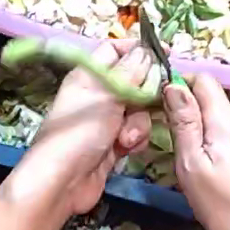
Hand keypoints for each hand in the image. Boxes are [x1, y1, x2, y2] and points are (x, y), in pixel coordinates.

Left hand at [16, 40, 155, 216]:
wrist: (64, 180)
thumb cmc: (81, 130)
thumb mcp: (107, 94)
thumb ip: (131, 71)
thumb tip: (146, 50)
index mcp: (90, 74)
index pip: (115, 49)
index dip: (138, 49)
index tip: (165, 52)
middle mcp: (98, 93)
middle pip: (135, 81)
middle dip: (146, 92)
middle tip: (152, 99)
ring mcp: (107, 119)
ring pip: (140, 109)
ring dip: (138, 122)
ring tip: (125, 137)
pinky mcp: (115, 143)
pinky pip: (137, 132)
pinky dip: (135, 139)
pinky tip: (125, 148)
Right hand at [162, 74, 229, 229]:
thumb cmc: (222, 204)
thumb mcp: (192, 164)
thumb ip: (183, 122)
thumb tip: (173, 85)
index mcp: (227, 121)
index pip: (204, 79)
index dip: (179, 83)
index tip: (158, 101)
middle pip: (210, 98)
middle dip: (186, 106)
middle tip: (163, 130)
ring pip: (218, 116)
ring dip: (197, 124)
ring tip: (181, 150)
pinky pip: (227, 132)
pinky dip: (211, 138)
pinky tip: (204, 162)